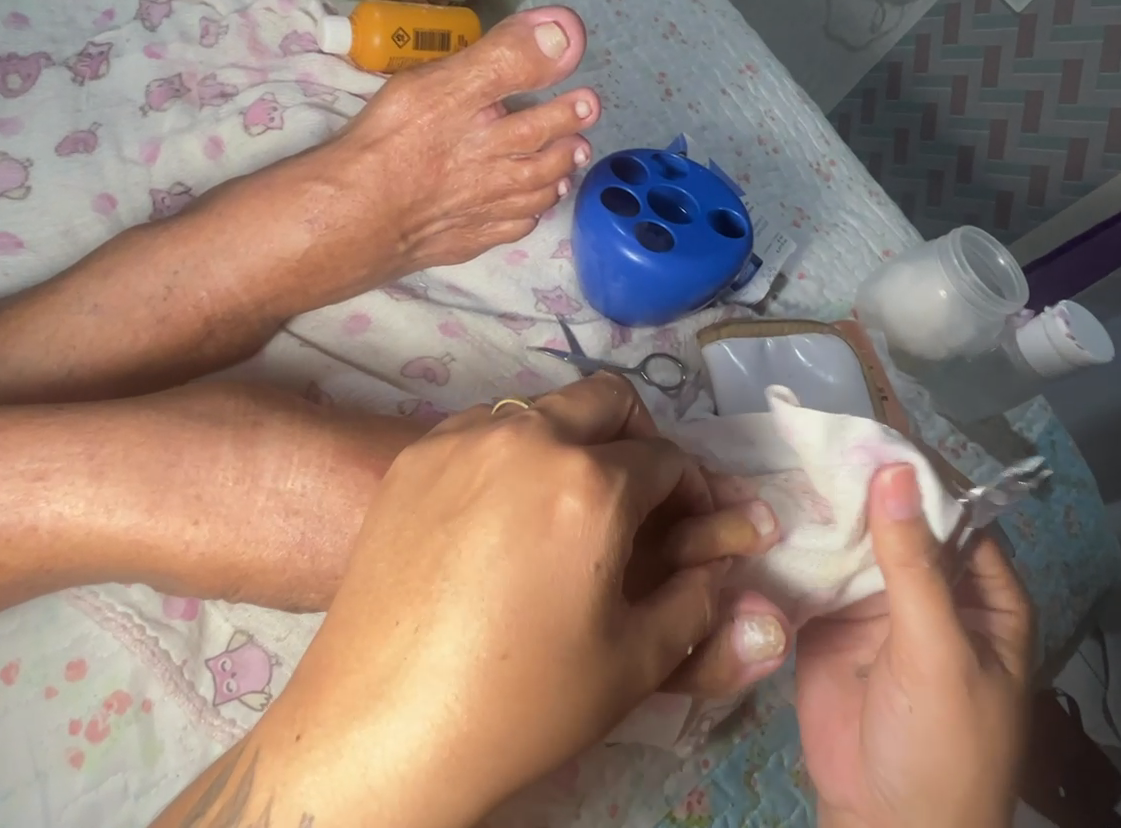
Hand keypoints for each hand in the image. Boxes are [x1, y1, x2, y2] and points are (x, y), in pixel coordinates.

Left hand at [153, 373, 770, 827]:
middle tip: (636, 500)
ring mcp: (464, 436)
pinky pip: (487, 427)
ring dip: (574, 441)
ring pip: (544, 408)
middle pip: (609, 399)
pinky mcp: (417, 453)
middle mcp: (528, 436)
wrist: (380, 722)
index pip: (667, 459)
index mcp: (592, 483)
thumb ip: (701, 600)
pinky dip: (515, 452)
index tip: (689, 527)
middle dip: (639, 439)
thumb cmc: (520, 700)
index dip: (692, 492)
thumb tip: (740, 565)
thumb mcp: (634, 661)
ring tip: (565, 509)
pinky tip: (502, 514)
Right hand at [796, 464, 1033, 827]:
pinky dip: (790, 546)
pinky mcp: (827, 619)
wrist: (883, 823)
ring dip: (817, 510)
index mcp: (980, 594)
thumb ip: (913, 563)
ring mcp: (873, 602)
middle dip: (853, 484)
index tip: (861, 429)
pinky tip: (757, 512)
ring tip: (772, 461)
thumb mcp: (938, 651)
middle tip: (802, 437)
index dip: (911, 472)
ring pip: (848, 541)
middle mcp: (927, 587)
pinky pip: (811, 571)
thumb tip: (894, 471)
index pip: (950, 513)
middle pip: (891, 520)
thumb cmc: (941, 744)